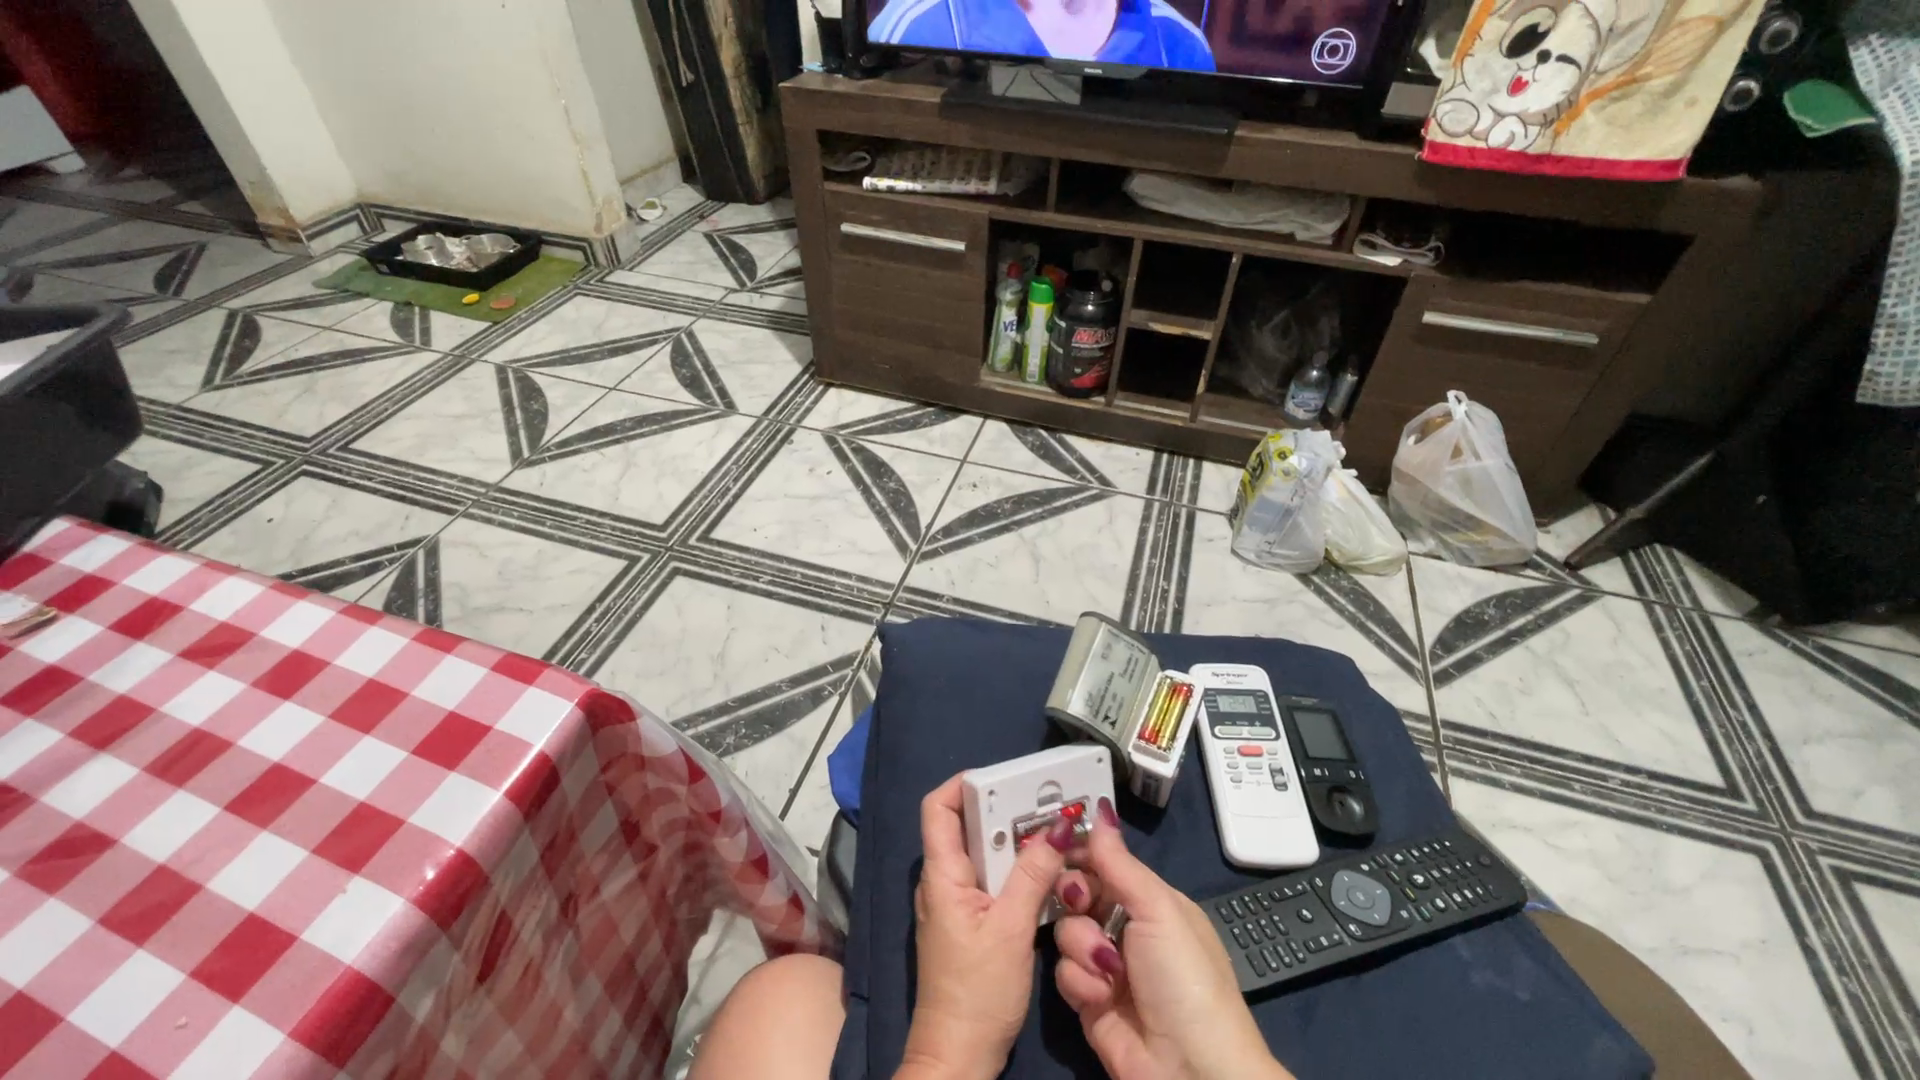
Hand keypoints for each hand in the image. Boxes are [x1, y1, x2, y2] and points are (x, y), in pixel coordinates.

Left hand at [899, 773, 1073, 1079]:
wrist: (959, 1055)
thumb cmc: (978, 991)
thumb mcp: (1010, 929)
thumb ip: (1033, 876)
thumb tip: (1058, 826)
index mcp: (942, 875)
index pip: (937, 809)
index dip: (963, 784)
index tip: (1004, 778)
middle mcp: (945, 881)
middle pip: (968, 827)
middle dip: (1006, 810)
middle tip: (1048, 800)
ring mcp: (958, 902)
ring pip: (986, 855)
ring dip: (1018, 841)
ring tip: (1056, 827)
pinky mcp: (973, 922)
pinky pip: (995, 880)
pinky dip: (1019, 869)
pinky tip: (1049, 870)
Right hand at [1049, 798, 1293, 1079]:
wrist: (1190, 1070)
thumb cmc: (1184, 978)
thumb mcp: (1158, 910)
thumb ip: (1119, 862)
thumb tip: (1100, 809)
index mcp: (1151, 901)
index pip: (1106, 863)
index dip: (1080, 853)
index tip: (1053, 843)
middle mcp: (1127, 928)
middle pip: (1078, 893)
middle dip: (1076, 898)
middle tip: (1082, 904)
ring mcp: (1106, 964)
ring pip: (1066, 931)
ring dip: (1082, 947)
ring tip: (1108, 970)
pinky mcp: (1088, 998)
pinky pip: (1063, 971)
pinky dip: (1080, 981)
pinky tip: (1102, 996)